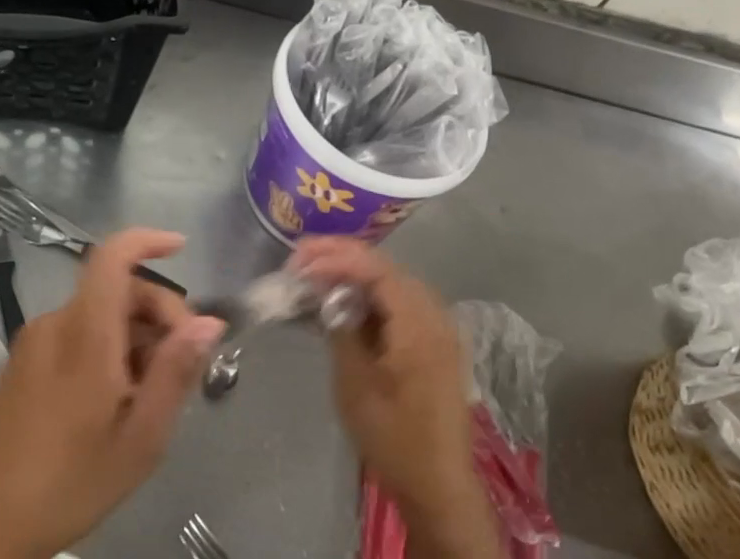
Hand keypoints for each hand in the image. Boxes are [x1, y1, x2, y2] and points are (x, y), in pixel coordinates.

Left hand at [0, 229, 224, 558]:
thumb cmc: (71, 479)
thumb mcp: (141, 436)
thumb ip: (176, 371)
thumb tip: (209, 323)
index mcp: (85, 332)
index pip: (113, 257)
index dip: (148, 240)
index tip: (183, 248)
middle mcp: (56, 323)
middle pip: (116, 288)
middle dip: (158, 314)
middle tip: (180, 369)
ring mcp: (35, 341)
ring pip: (99, 314)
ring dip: (134, 338)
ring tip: (148, 396)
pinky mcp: (24, 361)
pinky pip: (77, 334)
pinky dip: (107, 349)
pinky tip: (117, 400)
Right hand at [290, 237, 501, 558]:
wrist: (437, 484)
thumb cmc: (392, 435)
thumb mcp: (354, 382)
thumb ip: (341, 328)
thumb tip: (326, 293)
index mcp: (419, 323)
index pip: (376, 269)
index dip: (335, 257)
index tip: (299, 258)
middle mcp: (436, 316)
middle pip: (387, 269)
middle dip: (343, 258)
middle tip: (302, 259)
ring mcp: (440, 329)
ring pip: (394, 283)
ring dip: (356, 275)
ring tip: (318, 274)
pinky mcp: (437, 344)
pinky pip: (402, 303)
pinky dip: (372, 295)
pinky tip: (347, 302)